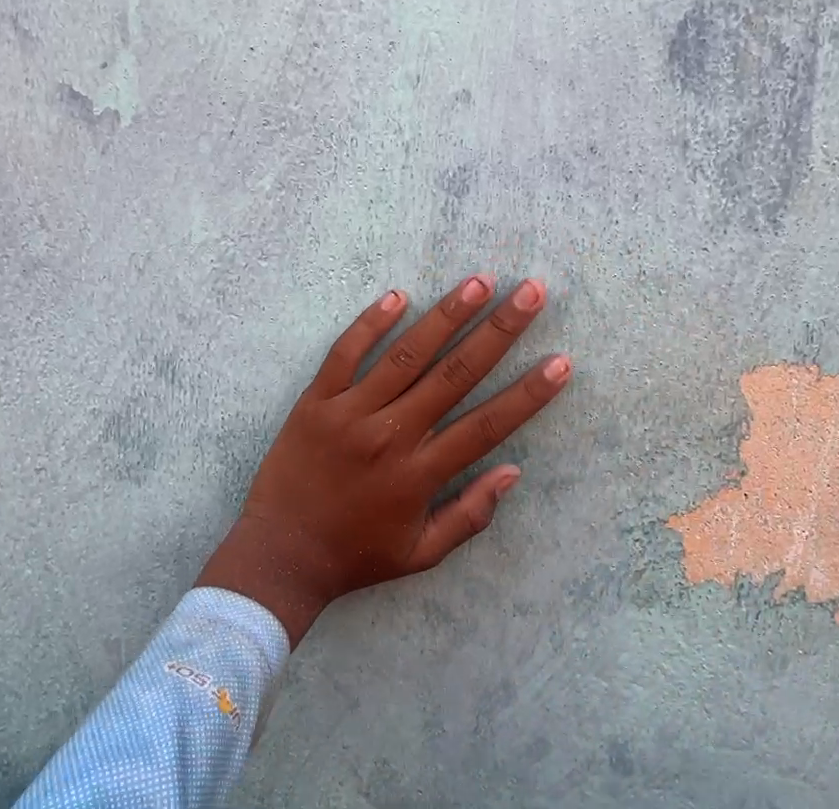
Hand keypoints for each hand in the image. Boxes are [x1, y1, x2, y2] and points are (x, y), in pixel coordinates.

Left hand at [196, 276, 570, 645]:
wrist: (278, 556)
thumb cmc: (355, 557)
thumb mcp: (420, 555)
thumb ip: (469, 516)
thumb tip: (513, 472)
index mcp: (420, 474)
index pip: (487, 425)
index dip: (528, 394)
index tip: (561, 362)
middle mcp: (390, 435)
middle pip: (454, 374)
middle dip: (500, 330)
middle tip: (531, 293)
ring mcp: (349, 414)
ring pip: (406, 354)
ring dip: (446, 315)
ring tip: (480, 282)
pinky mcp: (315, 402)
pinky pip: (344, 353)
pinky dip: (370, 323)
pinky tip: (398, 295)